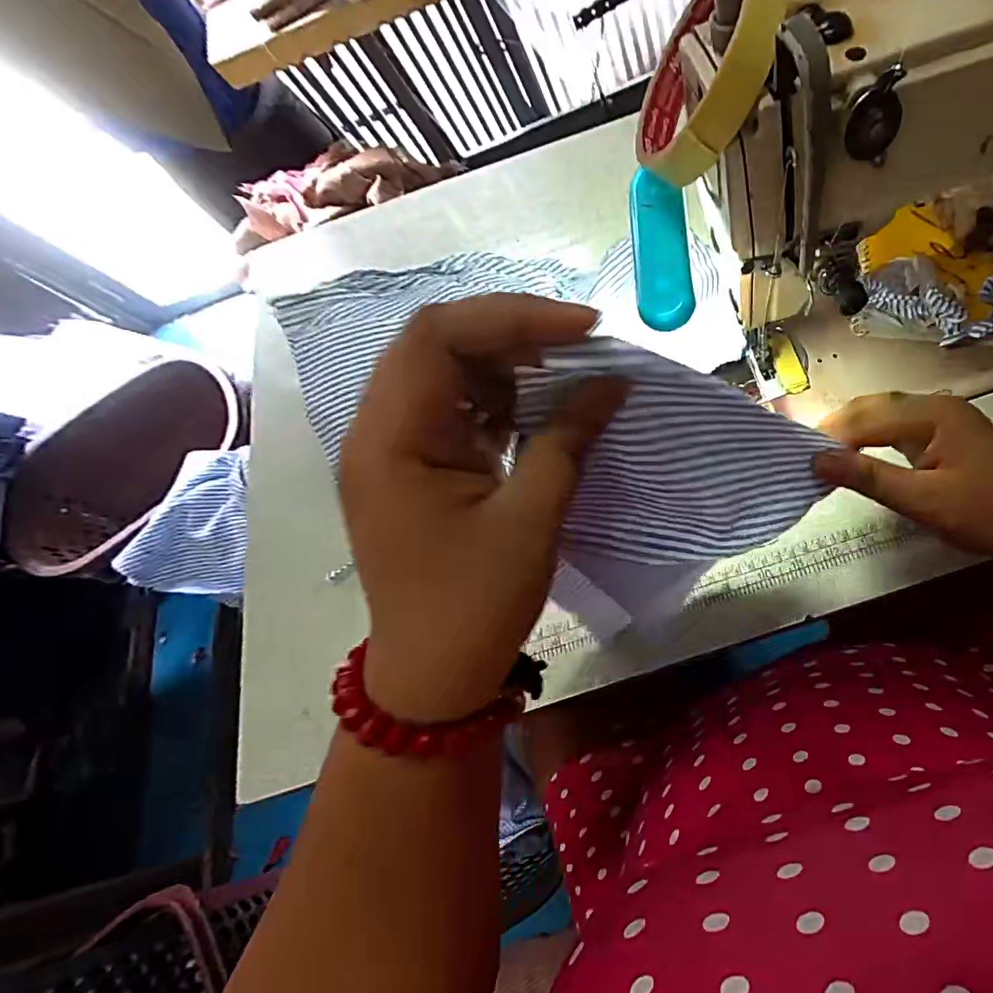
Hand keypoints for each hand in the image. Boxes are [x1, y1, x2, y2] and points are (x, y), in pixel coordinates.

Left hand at [339, 295, 625, 722]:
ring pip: (449, 372)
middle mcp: (381, 430)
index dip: (514, 316)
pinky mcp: (421, 466)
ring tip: (571, 366)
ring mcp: (398, 448)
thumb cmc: (475, 604)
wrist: (434, 676)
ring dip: (510, 361)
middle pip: (438, 344)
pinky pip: (458, 408)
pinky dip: (504, 396)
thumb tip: (612, 383)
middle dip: (514, 331)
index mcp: (390, 439)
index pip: (437, 337)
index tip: (585, 328)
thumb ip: (568, 441)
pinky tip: (543, 403)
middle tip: (583, 342)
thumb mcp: (531, 520)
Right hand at [812, 392, 992, 572]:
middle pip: (876, 406)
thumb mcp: (921, 500)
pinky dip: (876, 437)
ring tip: (826, 454)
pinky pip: (903, 426)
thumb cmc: (983, 515)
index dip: (832, 436)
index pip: (868, 417)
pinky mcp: (950, 434)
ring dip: (856, 430)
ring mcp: (947, 417)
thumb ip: (868, 478)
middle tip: (806, 454)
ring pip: (888, 413)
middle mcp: (939, 405)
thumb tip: (817, 461)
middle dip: (840, 427)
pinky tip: (862, 453)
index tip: (800, 456)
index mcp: (933, 414)